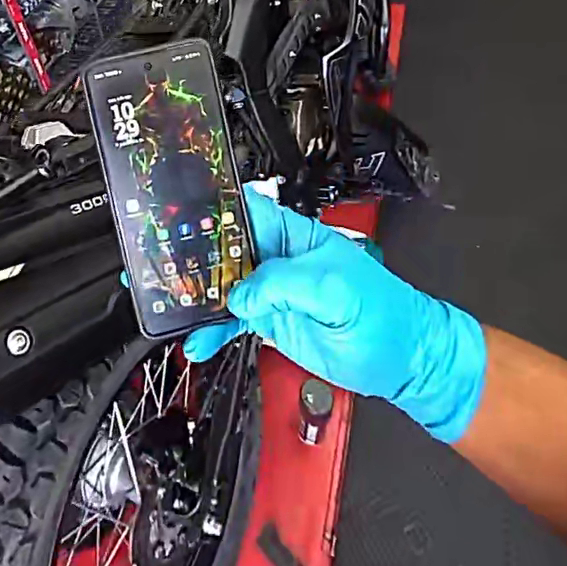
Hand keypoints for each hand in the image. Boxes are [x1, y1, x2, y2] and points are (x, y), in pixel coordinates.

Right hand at [183, 190, 486, 442]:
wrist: (402, 357)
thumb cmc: (382, 311)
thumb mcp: (333, 287)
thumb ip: (282, 285)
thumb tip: (241, 295)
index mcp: (292, 234)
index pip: (246, 210)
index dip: (215, 208)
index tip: (184, 215)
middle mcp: (276, 257)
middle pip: (225, 247)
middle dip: (194, 253)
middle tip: (164, 264)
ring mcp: (270, 289)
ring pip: (223, 284)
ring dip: (197, 295)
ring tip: (171, 306)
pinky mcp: (270, 318)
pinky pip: (231, 318)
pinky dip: (212, 329)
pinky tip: (198, 340)